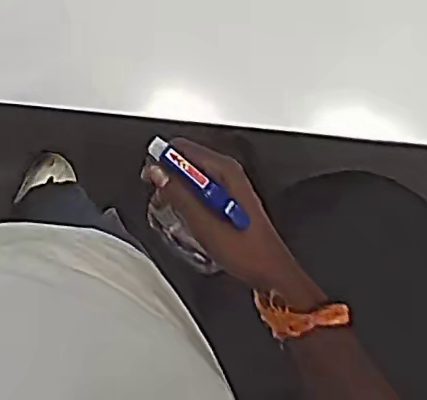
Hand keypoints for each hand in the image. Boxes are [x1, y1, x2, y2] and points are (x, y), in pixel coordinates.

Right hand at [144, 139, 324, 309]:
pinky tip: (190, 220)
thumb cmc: (248, 252)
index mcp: (224, 170)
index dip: (161, 161)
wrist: (274, 279)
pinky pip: (198, 189)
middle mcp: (228, 172)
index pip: (180, 148)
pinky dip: (187, 200)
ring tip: (176, 214)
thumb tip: (156, 172)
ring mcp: (229, 185)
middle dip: (167, 179)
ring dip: (176, 192)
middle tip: (162, 201)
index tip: (152, 180)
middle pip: (183, 162)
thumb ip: (177, 193)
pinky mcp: (228, 199)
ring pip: (189, 177)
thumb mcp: (203, 222)